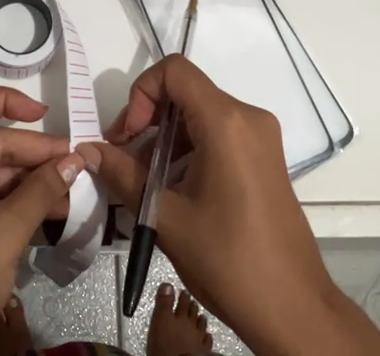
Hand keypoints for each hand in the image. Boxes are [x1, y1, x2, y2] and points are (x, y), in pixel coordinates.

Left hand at [0, 85, 85, 355]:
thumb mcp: (5, 231)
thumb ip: (42, 190)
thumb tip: (76, 159)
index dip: (7, 100)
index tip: (45, 112)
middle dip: (34, 152)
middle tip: (78, 163)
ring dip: (31, 181)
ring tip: (73, 193)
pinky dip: (18, 203)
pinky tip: (53, 214)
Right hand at [80, 56, 379, 355]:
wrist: (292, 307)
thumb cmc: (227, 259)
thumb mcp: (165, 217)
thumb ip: (122, 174)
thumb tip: (87, 150)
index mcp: (227, 122)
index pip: (174, 71)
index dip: (141, 94)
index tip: (127, 136)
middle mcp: (249, 118)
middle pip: (187, 92)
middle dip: (148, 119)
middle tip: (123, 159)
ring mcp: (261, 138)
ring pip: (201, 115)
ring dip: (166, 138)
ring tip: (144, 182)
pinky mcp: (265, 158)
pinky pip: (219, 134)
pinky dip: (189, 149)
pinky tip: (173, 189)